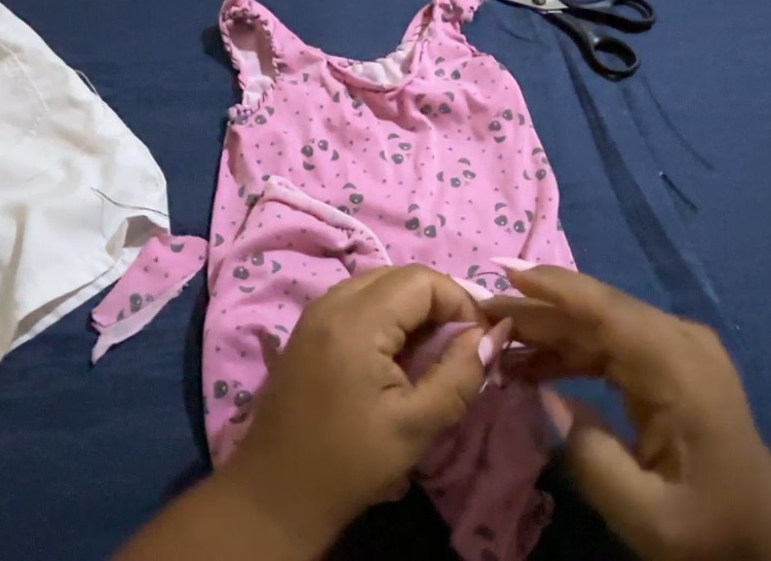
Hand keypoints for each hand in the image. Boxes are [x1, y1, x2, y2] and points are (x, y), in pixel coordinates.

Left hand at [220, 264, 489, 547]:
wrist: (275, 495)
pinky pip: (358, 301)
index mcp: (356, 321)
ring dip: (413, 309)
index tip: (479, 340)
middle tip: (458, 346)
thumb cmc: (349, 462)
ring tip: (430, 354)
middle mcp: (331, 302)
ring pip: (379, 285)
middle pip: (400, 276)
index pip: (422, 279)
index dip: (460, 301)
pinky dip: (387, 316)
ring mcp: (315, 313)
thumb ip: (460, 373)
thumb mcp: (417, 425)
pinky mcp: (308, 329)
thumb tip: (495, 334)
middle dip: (438, 303)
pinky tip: (396, 357)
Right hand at [485, 266, 770, 560]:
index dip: (553, 287)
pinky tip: (532, 366)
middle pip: (595, 311)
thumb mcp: (646, 514)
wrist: (767, 529)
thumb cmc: (711, 525)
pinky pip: (609, 340)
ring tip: (497, 346)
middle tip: (480, 318)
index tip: (504, 273)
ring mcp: (675, 345)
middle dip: (536, 311)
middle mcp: (678, 340)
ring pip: (597, 323)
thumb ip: (589, 456)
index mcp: (677, 368)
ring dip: (547, 332)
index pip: (606, 311)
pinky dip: (569, 349)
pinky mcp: (667, 357)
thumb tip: (547, 398)